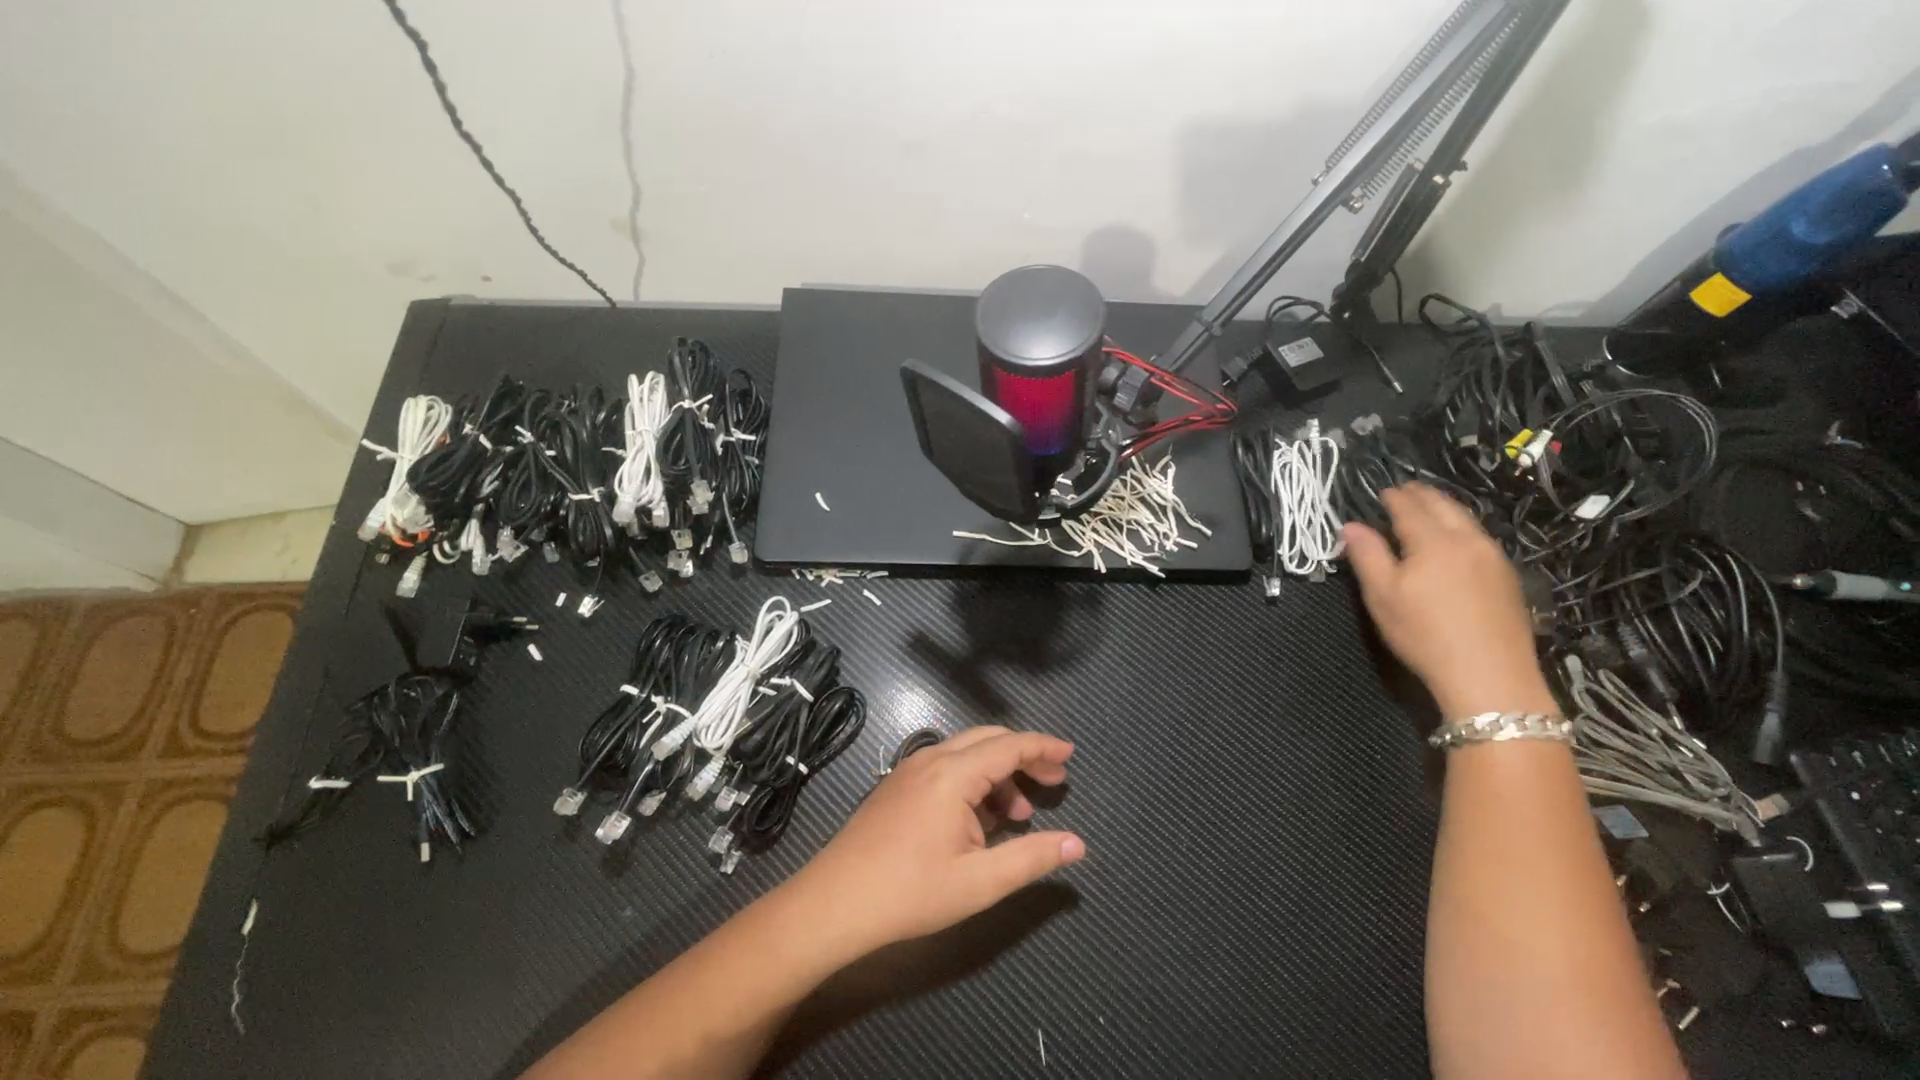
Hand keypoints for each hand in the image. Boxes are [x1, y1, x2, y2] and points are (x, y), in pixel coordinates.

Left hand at [786, 726, 1083, 955]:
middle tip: (1054, 782)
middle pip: (988, 740)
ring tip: (1020, 815)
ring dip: (998, 774)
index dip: (1044, 747)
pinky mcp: (896, 787)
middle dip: (1024, 756)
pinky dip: (973, 782)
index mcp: (952, 774)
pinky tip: (981, 822)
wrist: (835, 903)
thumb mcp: (981, 882)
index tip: (1071, 756)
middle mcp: (930, 760)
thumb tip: (1078, 844)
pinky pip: (945, 769)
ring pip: (966, 754)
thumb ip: (1032, 858)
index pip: (1009, 745)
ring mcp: (908, 771)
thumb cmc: (911, 892)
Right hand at [1343, 484, 1554, 717]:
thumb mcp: (1383, 596)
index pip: (1409, 507)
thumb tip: (1351, 526)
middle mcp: (1467, 540)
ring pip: (1467, 520)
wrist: (1490, 675)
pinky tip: (1457, 540)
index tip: (1382, 491)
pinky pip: (1481, 538)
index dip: (1393, 497)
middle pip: (1444, 506)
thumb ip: (1366, 556)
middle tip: (1405, 490)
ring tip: (1430, 508)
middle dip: (1422, 495)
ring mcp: (1493, 557)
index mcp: (1433, 541)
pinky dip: (1463, 527)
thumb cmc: (1425, 634)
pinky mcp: (1508, 578)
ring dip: (1445, 508)